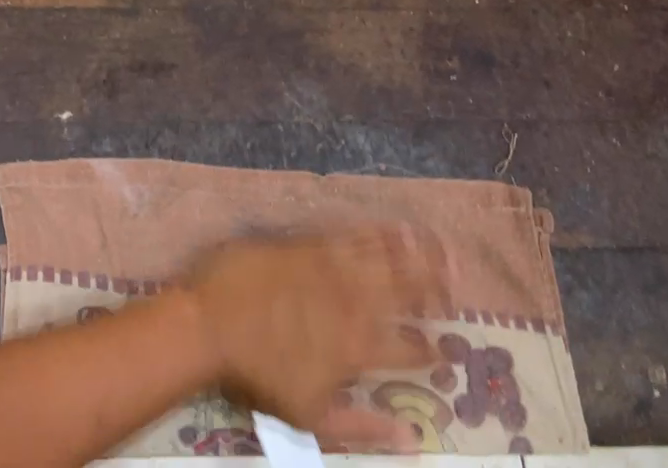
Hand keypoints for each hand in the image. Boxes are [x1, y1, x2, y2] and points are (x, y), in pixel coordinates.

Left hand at [183, 225, 446, 450]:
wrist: (206, 323)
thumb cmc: (255, 374)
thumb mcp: (311, 416)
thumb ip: (364, 428)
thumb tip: (412, 440)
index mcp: (357, 347)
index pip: (407, 349)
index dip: (431, 349)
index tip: (446, 349)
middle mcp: (353, 303)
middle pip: (406, 292)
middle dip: (438, 288)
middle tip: (461, 282)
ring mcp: (330, 268)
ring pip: (385, 259)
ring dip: (418, 253)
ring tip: (443, 247)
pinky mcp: (308, 244)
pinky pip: (351, 235)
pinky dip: (377, 232)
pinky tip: (393, 227)